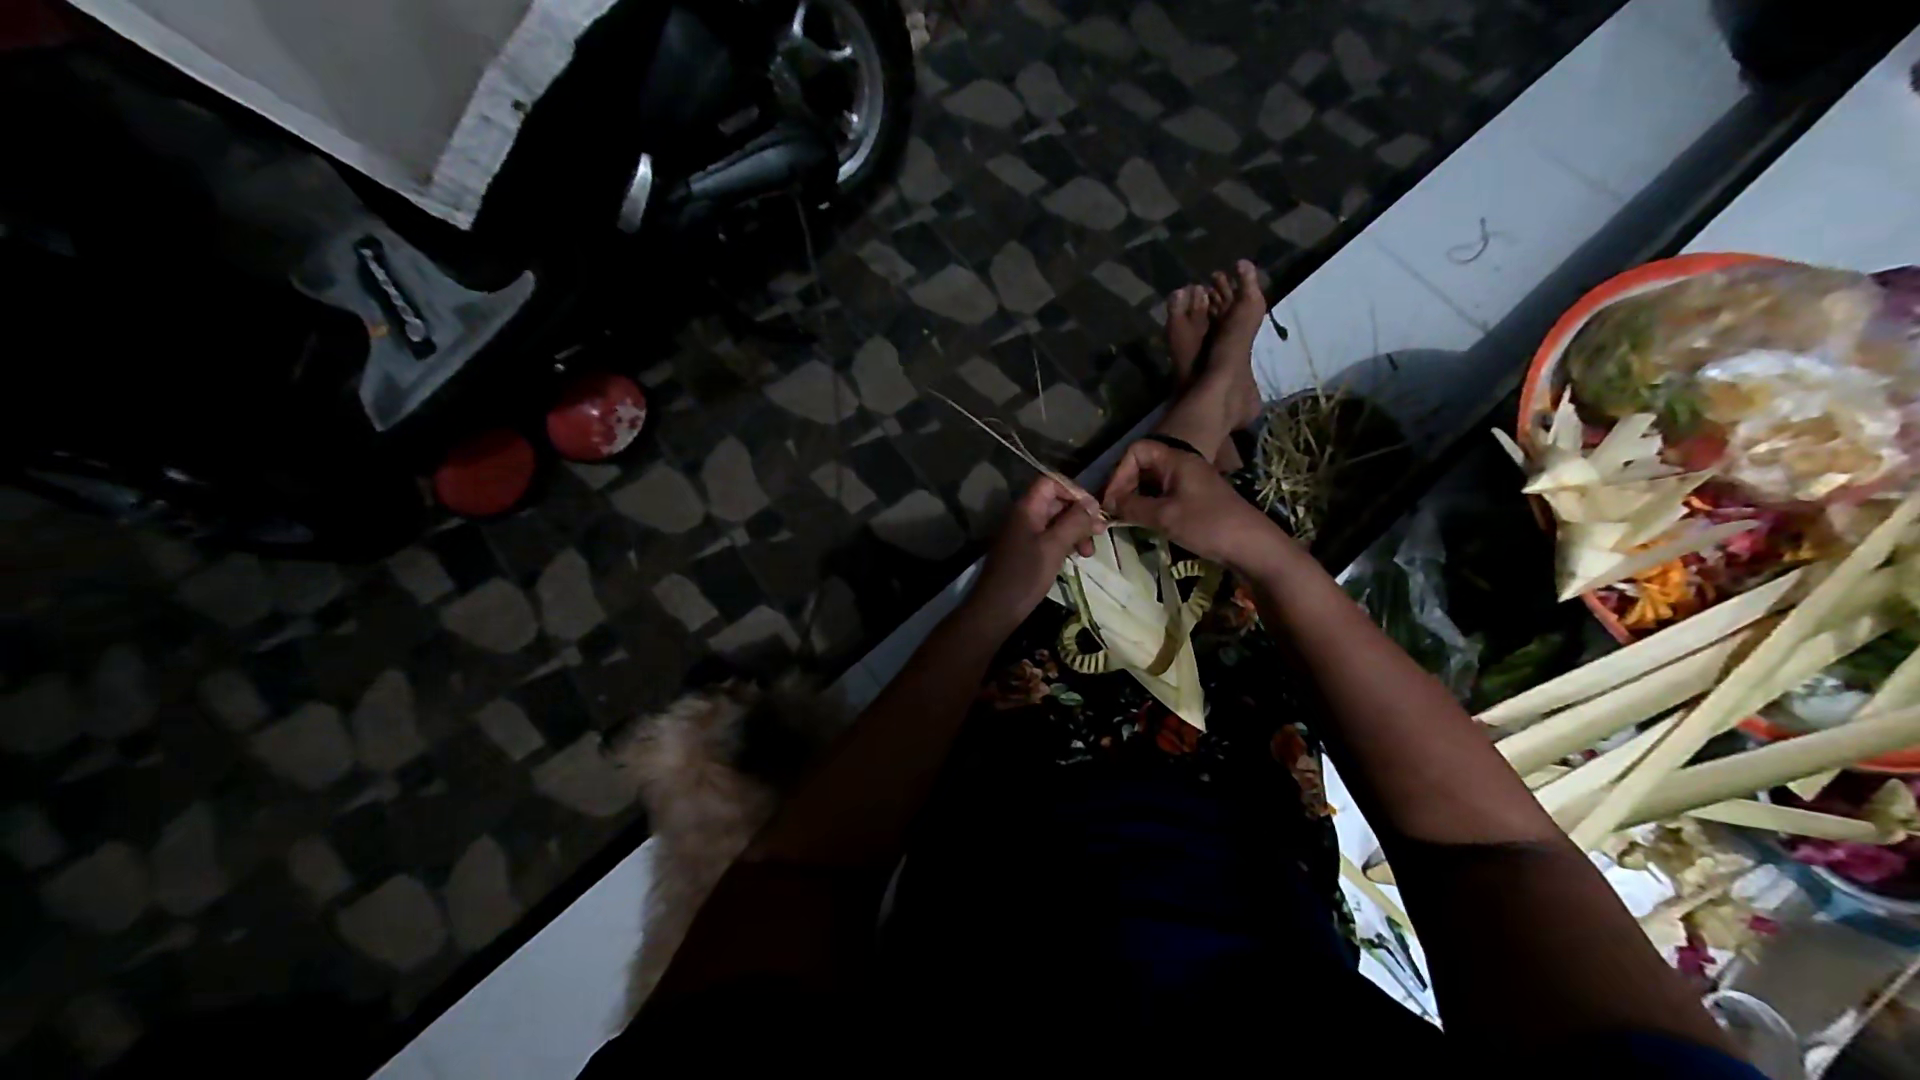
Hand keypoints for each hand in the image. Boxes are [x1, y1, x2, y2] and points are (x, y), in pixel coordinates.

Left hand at [967, 476, 1104, 630]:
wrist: (996, 608)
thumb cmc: (1025, 574)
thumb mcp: (1054, 546)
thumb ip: (1074, 522)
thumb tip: (1093, 503)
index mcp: (1027, 508)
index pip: (1051, 483)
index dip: (1074, 491)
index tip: (1093, 510)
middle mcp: (1024, 516)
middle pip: (1056, 502)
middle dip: (1080, 515)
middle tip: (1099, 533)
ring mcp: (1024, 533)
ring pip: (1056, 522)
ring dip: (1076, 531)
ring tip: (1088, 552)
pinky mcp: (1027, 551)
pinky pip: (1050, 538)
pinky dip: (1066, 543)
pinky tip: (1077, 557)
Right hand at [1101, 439, 1284, 569]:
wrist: (1252, 546)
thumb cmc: (1208, 525)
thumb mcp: (1164, 516)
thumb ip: (1132, 507)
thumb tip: (1108, 505)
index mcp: (1176, 459)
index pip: (1136, 451)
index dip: (1119, 472)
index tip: (1111, 500)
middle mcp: (1181, 465)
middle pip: (1141, 465)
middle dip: (1123, 486)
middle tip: (1113, 512)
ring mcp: (1188, 482)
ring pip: (1151, 482)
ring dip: (1134, 498)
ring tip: (1124, 519)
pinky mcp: (1193, 499)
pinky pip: (1162, 495)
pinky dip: (1148, 505)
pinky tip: (1143, 522)